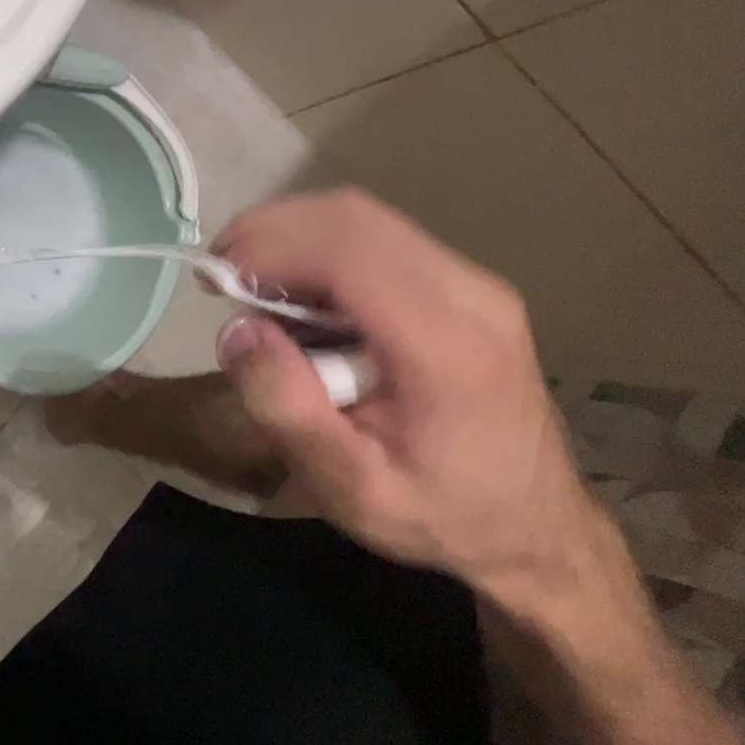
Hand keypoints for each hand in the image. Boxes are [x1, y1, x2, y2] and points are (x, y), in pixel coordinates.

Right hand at [210, 189, 599, 597]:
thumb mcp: (350, 489)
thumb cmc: (437, 514)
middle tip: (217, 280)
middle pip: (353, 218)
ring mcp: (472, 282)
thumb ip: (289, 410)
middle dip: (270, 232)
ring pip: (362, 218)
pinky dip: (317, 248)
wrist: (531, 526)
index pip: (351, 253)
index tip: (213, 281)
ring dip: (291, 237)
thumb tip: (237, 330)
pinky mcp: (461, 283)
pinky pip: (376, 237)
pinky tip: (294, 295)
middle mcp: (471, 296)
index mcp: (448, 349)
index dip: (272, 248)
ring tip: (248, 289)